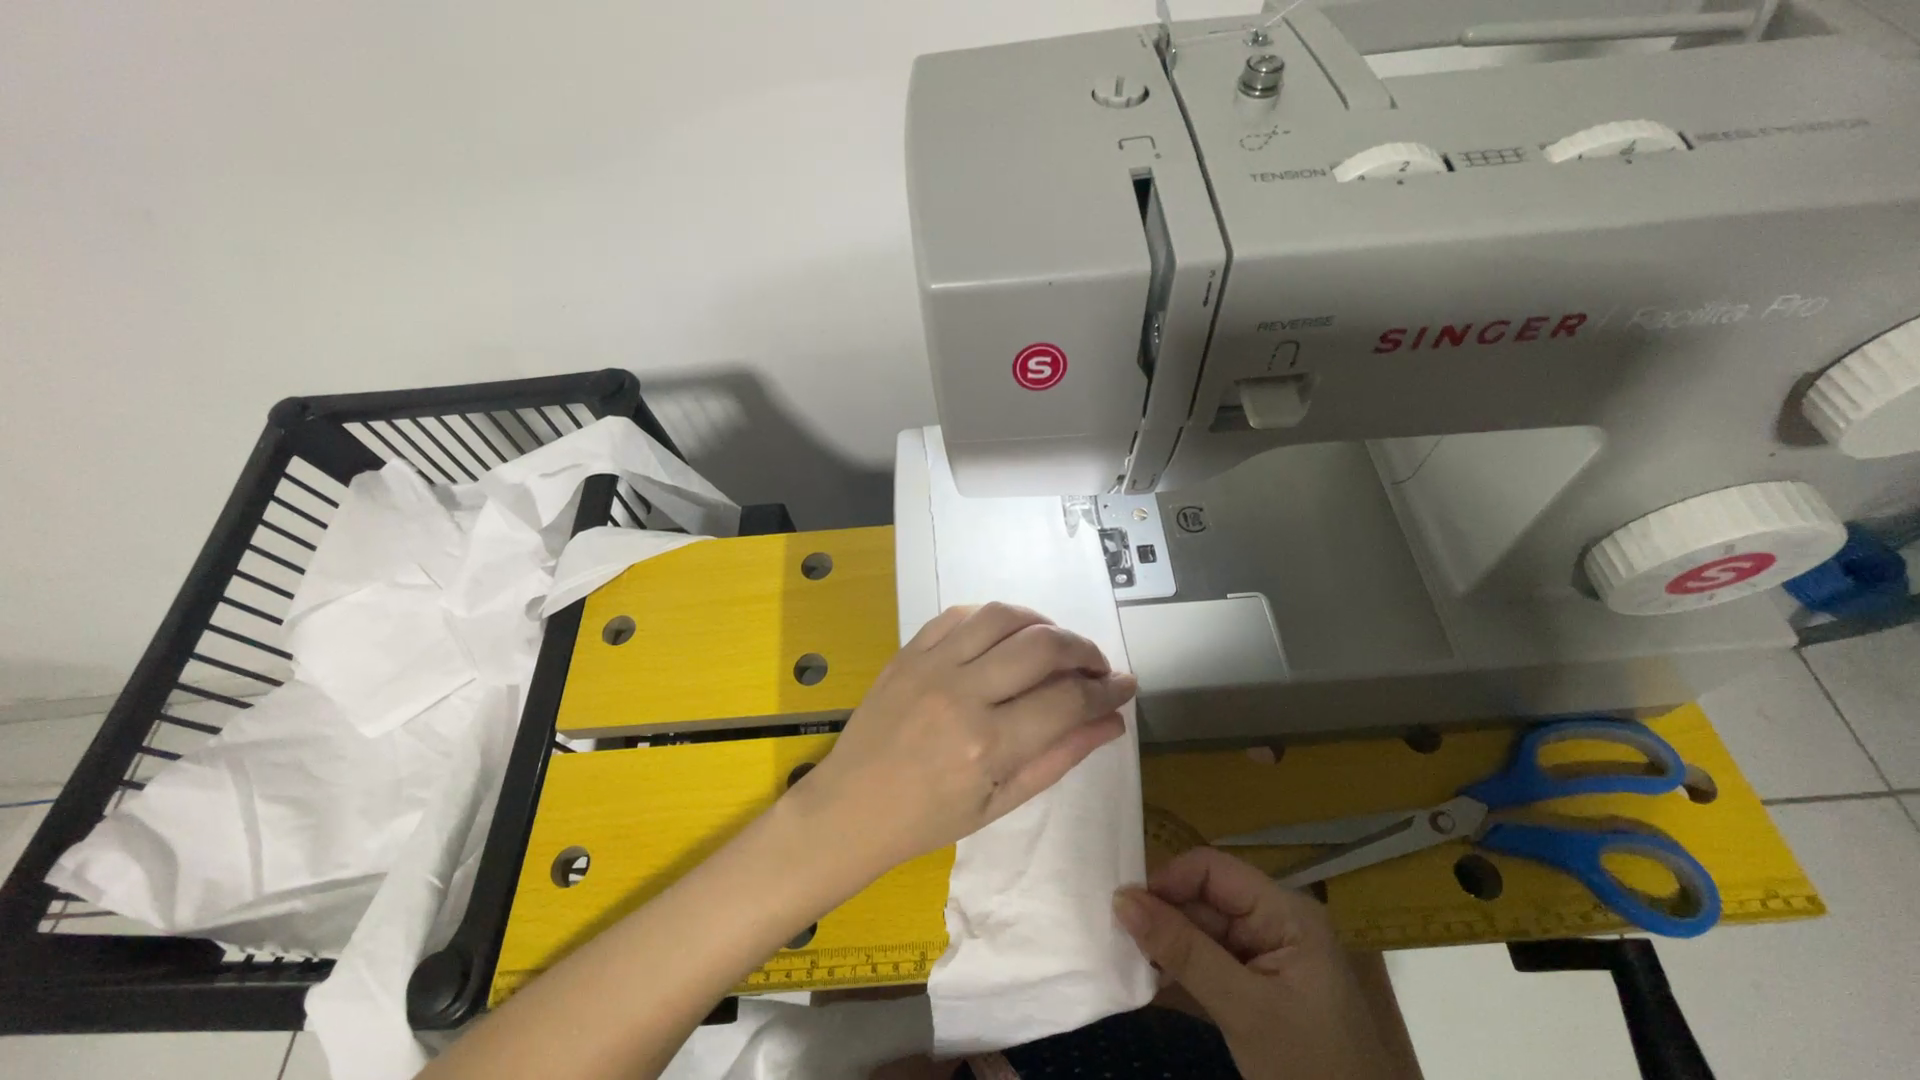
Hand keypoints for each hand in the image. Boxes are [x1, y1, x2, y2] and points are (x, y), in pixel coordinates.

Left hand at [799, 602, 1135, 869]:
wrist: (852, 807)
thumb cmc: (930, 818)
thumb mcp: (1002, 803)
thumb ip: (1059, 757)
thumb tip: (1111, 721)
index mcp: (988, 745)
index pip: (1068, 700)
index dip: (1107, 690)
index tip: (1125, 686)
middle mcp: (962, 695)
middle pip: (1043, 646)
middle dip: (1084, 650)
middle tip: (1095, 666)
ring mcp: (930, 666)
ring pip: (1003, 616)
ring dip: (1042, 623)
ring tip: (1056, 645)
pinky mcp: (908, 652)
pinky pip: (960, 614)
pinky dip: (994, 617)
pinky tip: (1007, 636)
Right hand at [1114, 848, 1405, 1079]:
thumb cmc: (1311, 1065)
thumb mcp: (1244, 1008)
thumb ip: (1184, 952)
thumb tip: (1122, 899)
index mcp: (1285, 911)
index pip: (1214, 869)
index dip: (1168, 880)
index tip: (1123, 910)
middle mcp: (1274, 922)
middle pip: (1203, 899)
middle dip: (1161, 915)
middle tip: (1113, 939)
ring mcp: (1264, 955)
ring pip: (1199, 931)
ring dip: (1164, 945)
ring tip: (1124, 960)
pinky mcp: (1254, 986)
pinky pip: (1206, 962)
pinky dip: (1178, 970)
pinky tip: (1148, 981)